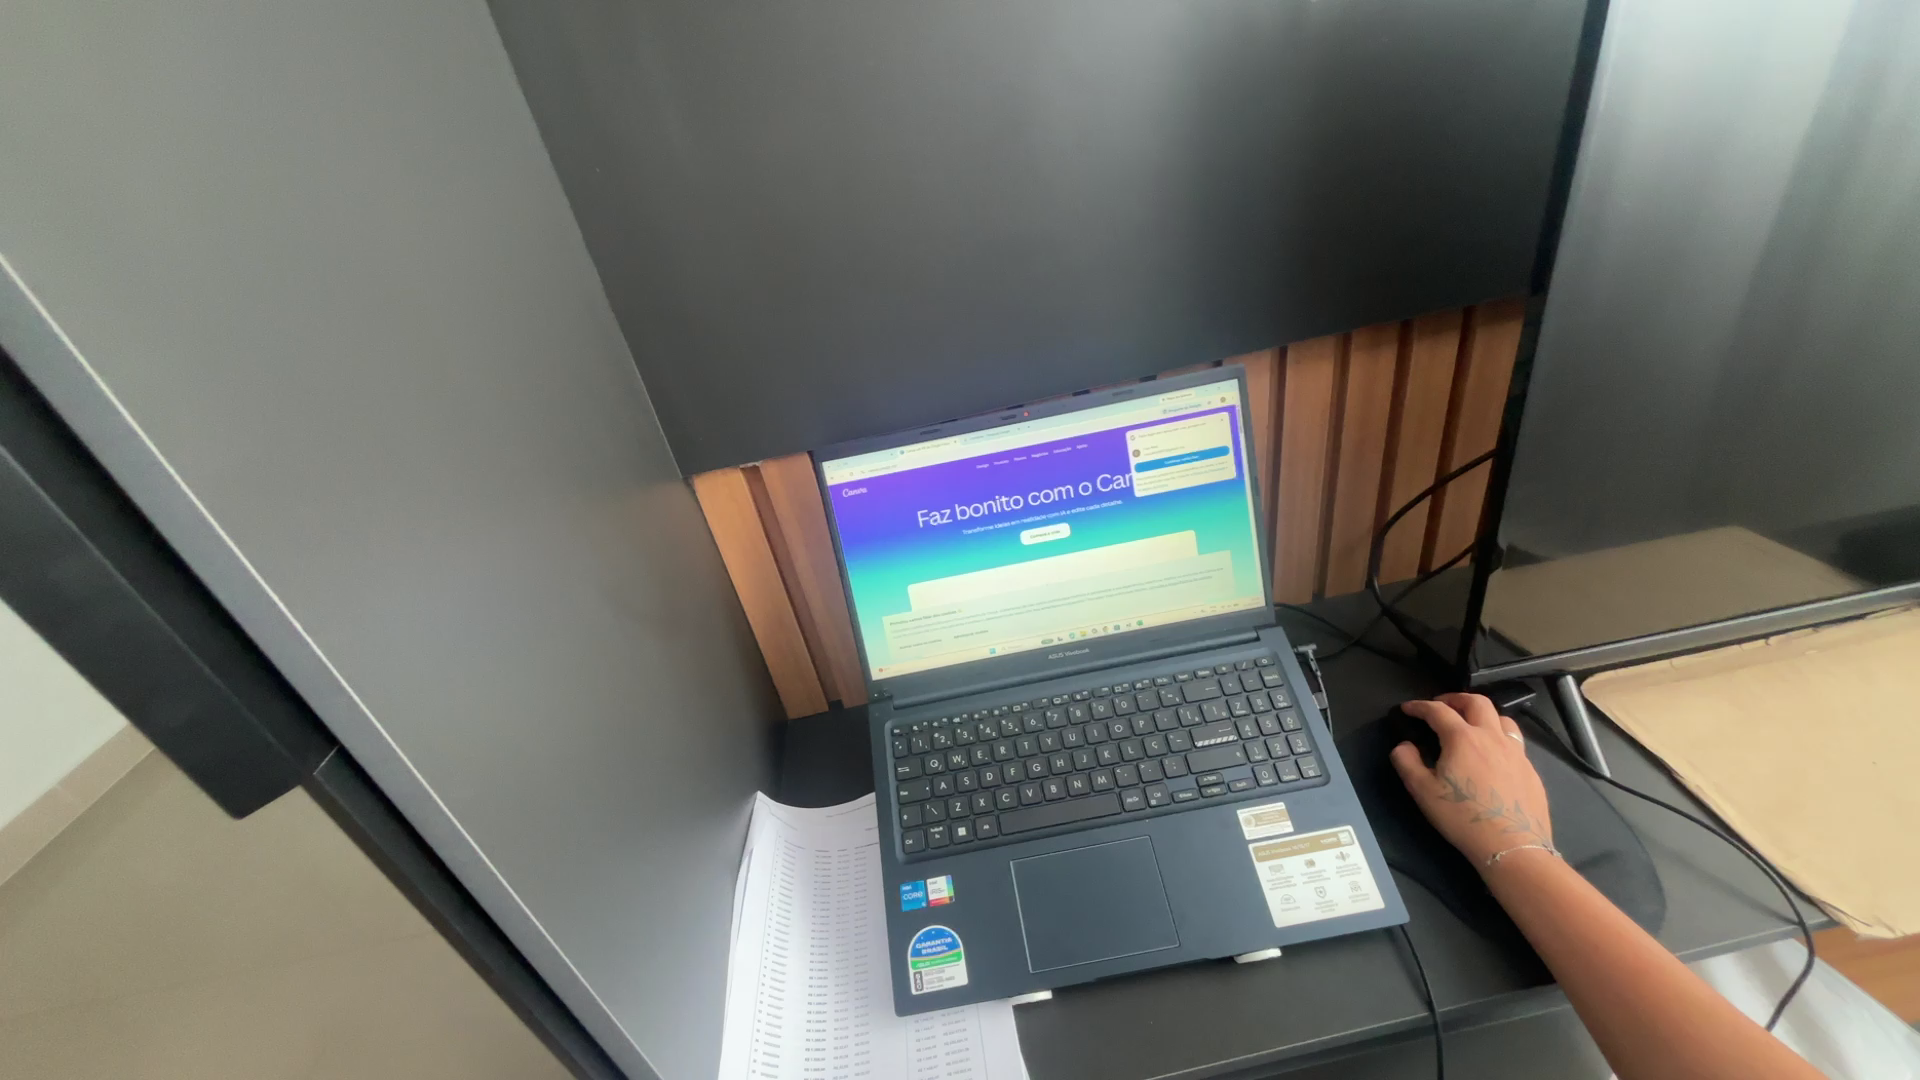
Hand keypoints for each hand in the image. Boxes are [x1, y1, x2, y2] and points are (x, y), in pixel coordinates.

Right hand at [1390, 693, 1552, 868]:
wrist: (1513, 847)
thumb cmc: (1462, 817)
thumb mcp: (1421, 790)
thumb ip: (1406, 761)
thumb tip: (1405, 746)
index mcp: (1463, 739)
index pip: (1438, 710)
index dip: (1419, 706)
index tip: (1408, 709)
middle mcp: (1492, 739)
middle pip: (1477, 702)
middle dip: (1455, 698)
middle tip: (1441, 705)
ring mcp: (1517, 754)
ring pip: (1502, 720)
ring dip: (1482, 716)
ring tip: (1470, 726)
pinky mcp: (1531, 772)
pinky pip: (1515, 744)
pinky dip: (1498, 739)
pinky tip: (1491, 757)